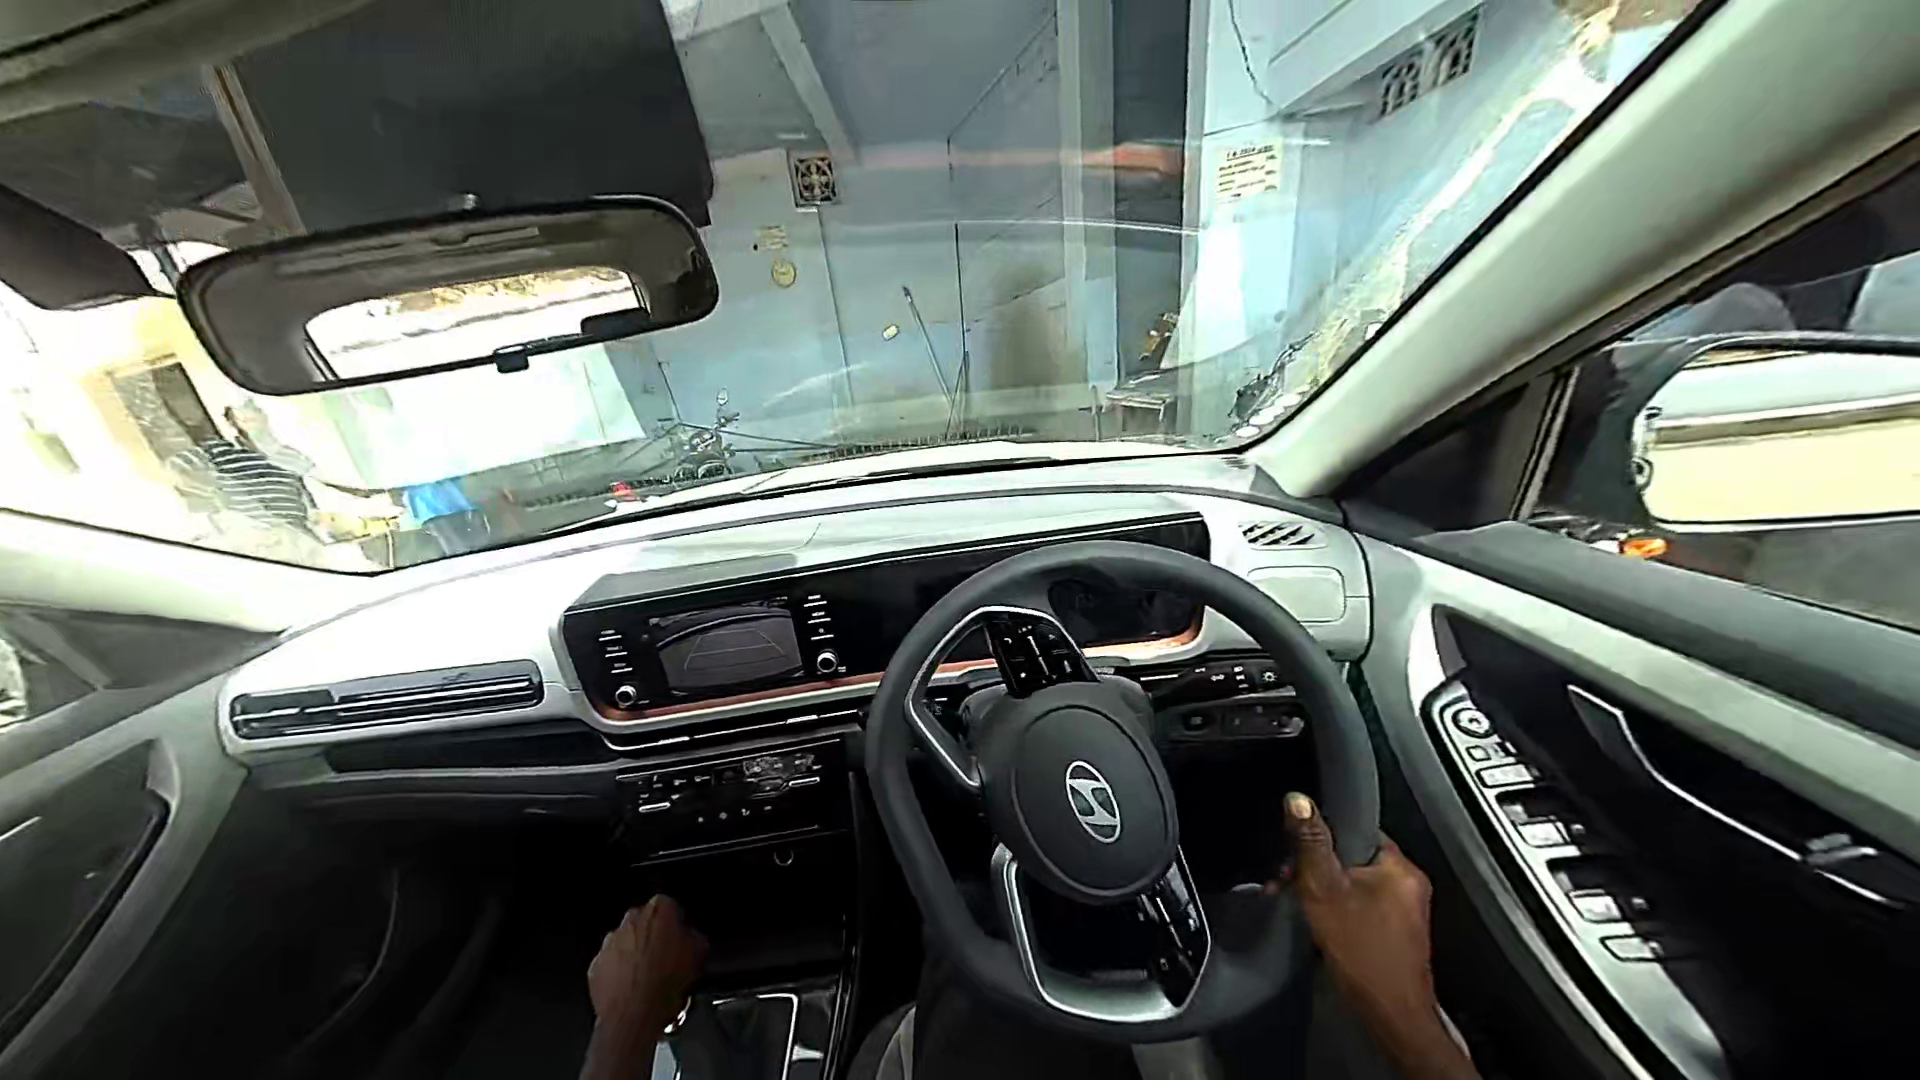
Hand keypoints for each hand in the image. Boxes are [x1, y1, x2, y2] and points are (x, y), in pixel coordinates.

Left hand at [589, 895, 707, 1028]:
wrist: (634, 1018)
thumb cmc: (666, 983)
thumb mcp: (700, 952)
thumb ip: (694, 935)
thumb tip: (689, 937)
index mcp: (659, 910)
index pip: (670, 906)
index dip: (676, 924)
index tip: (679, 939)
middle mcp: (632, 920)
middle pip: (645, 922)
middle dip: (653, 936)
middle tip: (664, 959)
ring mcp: (610, 943)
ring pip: (626, 942)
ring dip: (635, 954)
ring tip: (647, 978)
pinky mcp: (595, 966)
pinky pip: (609, 964)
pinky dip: (618, 973)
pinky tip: (631, 989)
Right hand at [1275, 793, 1477, 1079]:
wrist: (1389, 1018)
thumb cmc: (1362, 952)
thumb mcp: (1324, 887)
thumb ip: (1311, 842)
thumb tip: (1298, 800)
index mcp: (1400, 868)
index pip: (1355, 826)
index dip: (1322, 831)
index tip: (1298, 843)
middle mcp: (1407, 885)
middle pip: (1349, 855)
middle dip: (1314, 864)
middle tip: (1290, 876)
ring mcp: (1402, 910)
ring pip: (1350, 879)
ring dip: (1319, 885)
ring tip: (1295, 896)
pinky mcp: (1392, 930)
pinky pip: (1356, 901)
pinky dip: (1332, 904)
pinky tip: (1313, 916)